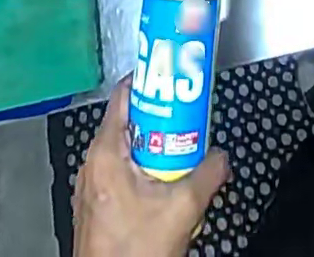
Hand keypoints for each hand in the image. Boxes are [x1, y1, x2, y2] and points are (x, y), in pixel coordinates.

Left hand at [74, 80, 228, 256]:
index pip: (123, 95)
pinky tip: (166, 177)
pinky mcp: (94, 206)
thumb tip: (223, 155)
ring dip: (153, 141)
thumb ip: (209, 174)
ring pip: (125, 146)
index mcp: (105, 153)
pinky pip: (120, 169)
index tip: (175, 74)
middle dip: (160, 113)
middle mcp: (91, 163)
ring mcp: (90, 186)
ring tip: (183, 142)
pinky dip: (142, 164)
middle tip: (188, 110)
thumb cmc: (137, 250)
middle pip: (127, 120)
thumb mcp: (183, 209)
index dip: (150, 79)